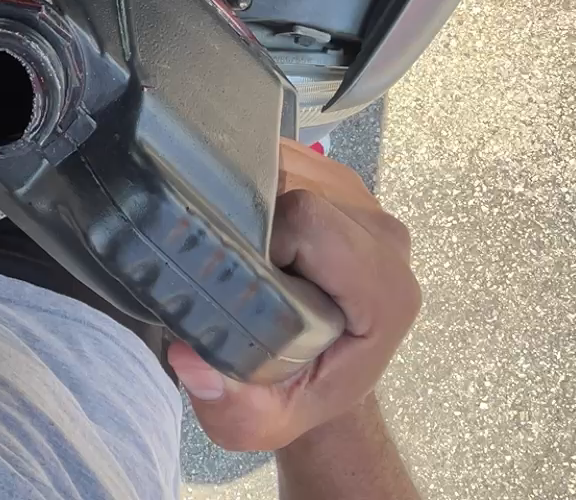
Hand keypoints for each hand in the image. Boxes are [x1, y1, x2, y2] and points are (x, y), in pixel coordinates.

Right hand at [169, 140, 420, 451]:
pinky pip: (290, 155)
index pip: (310, 222)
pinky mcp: (344, 180)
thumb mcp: (258, 421)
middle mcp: (386, 238)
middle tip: (230, 254)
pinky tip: (256, 221)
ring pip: (290, 163)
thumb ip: (227, 400)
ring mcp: (368, 202)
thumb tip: (189, 355)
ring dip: (254, 195)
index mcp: (384, 291)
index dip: (262, 240)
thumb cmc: (294, 391)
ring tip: (246, 243)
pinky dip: (260, 177)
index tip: (240, 273)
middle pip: (298, 185)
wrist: (319, 371)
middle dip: (253, 214)